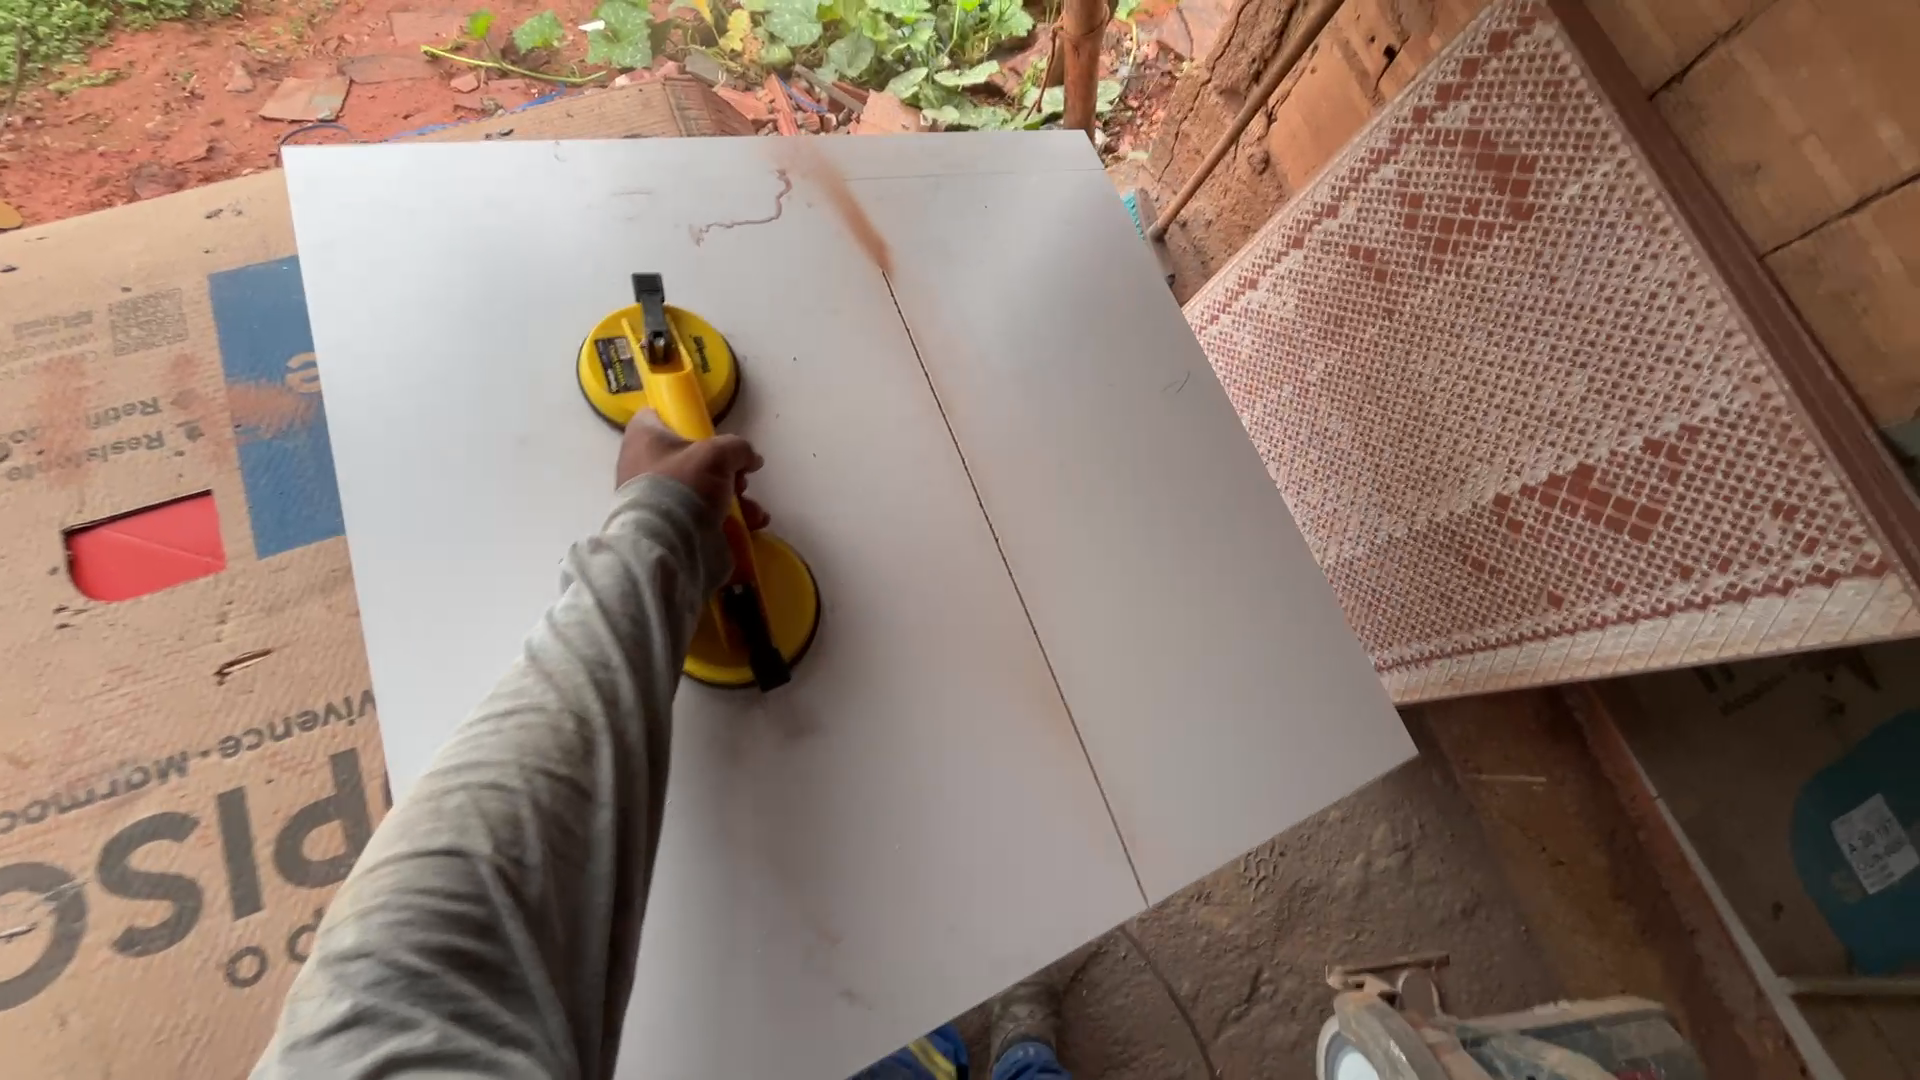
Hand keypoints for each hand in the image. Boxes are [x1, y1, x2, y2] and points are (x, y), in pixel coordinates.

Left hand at [616, 410, 770, 528]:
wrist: (667, 544)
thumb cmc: (684, 486)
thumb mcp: (717, 454)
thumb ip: (738, 448)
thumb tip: (751, 458)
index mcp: (645, 438)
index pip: (659, 416)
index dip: (685, 419)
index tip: (711, 430)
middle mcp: (646, 465)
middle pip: (692, 456)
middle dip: (725, 468)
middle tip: (739, 477)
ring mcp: (658, 497)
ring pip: (704, 487)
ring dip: (734, 496)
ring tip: (751, 509)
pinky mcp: (671, 524)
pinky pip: (704, 514)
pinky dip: (730, 518)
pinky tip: (752, 524)